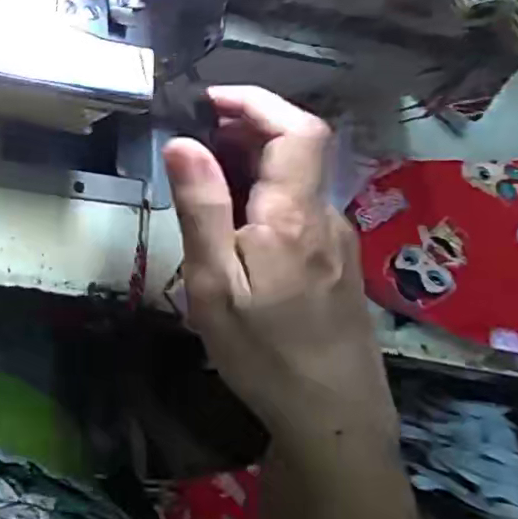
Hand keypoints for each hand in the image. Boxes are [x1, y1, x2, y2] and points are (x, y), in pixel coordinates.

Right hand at [160, 87, 395, 450]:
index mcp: (294, 216)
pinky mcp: (336, 261)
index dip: (256, 100)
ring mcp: (336, 239)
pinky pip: (298, 206)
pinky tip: (233, 226)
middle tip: (189, 143)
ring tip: (201, 185)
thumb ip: (201, 208)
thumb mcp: (215, 283)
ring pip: (295, 178)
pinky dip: (263, 192)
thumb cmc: (263, 352)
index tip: (207, 99)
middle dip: (243, 128)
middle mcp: (325, 216)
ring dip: (250, 162)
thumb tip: (182, 142)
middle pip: (297, 146)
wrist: (332, 419)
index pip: (297, 129)